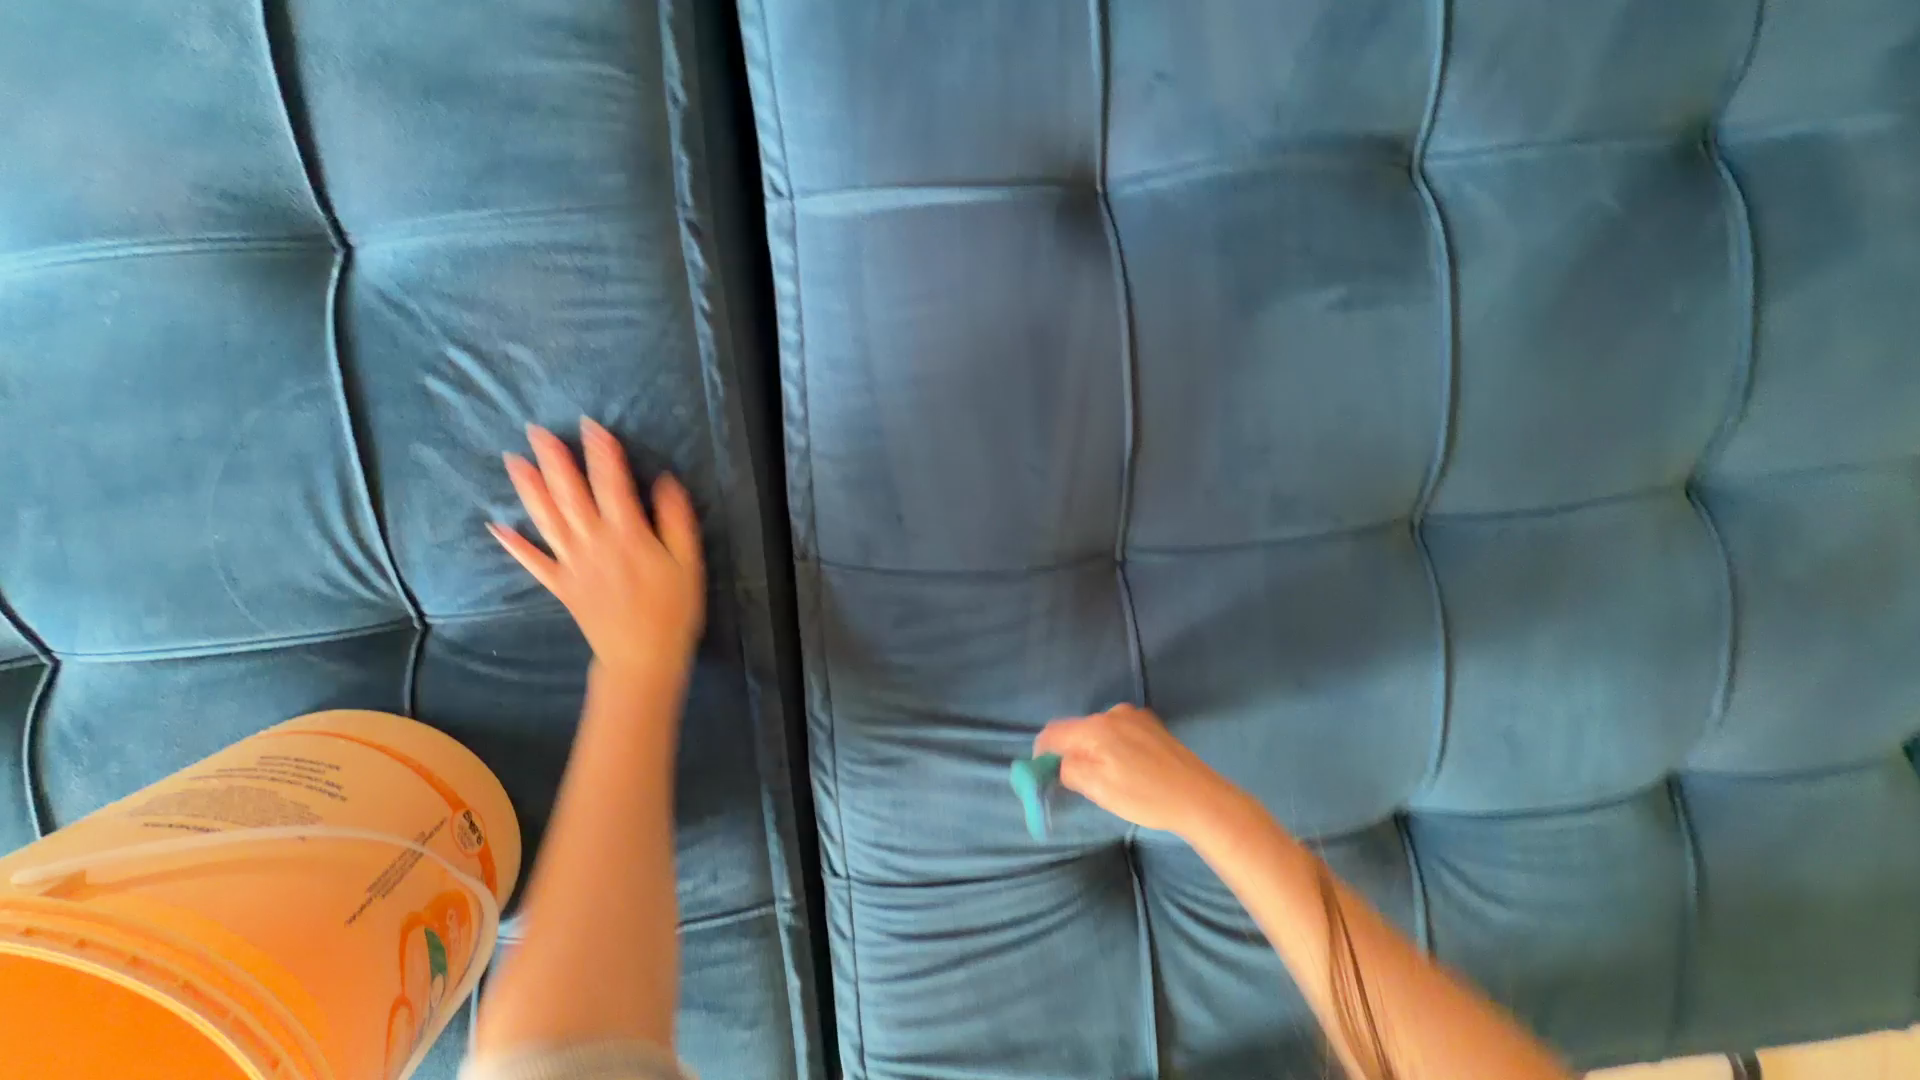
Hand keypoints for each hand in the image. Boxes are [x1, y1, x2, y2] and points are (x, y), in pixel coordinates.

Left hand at [489, 418, 704, 679]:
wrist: (641, 658)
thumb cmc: (672, 609)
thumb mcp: (687, 563)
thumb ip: (675, 521)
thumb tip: (666, 482)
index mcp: (626, 534)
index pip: (611, 483)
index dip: (601, 453)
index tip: (590, 425)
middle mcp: (592, 542)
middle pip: (569, 494)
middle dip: (554, 460)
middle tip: (536, 431)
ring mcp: (571, 564)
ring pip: (546, 519)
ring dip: (528, 489)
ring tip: (514, 461)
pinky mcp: (561, 585)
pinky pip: (532, 562)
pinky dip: (513, 545)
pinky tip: (496, 526)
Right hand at [1034, 705, 1236, 836]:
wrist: (1200, 798)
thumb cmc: (1145, 796)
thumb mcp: (1098, 789)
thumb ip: (1069, 770)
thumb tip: (1060, 763)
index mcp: (1095, 728)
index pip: (1053, 732)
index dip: (1042, 752)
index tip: (1043, 773)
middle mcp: (1112, 713)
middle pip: (1077, 730)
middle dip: (1070, 752)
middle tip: (1078, 782)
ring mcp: (1135, 716)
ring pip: (1099, 731)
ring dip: (1094, 749)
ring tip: (1109, 778)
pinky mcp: (1152, 725)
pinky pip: (1119, 731)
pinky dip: (1114, 747)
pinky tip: (1130, 769)